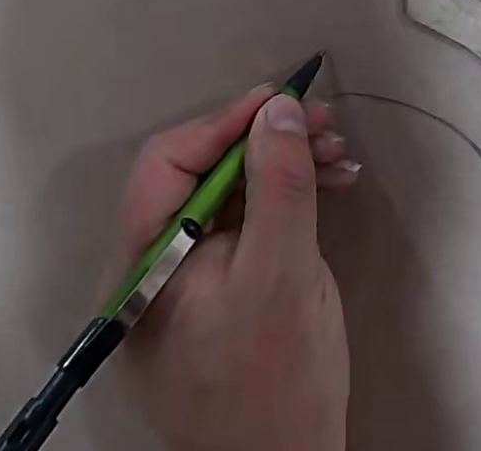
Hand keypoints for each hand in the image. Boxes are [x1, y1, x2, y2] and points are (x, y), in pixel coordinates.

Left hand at [115, 82, 357, 450]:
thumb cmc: (277, 380)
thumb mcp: (282, 274)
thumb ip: (279, 185)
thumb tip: (277, 107)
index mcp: (144, 259)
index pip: (168, 163)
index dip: (221, 123)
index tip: (276, 101)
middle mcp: (155, 257)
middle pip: (203, 171)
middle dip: (263, 139)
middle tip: (320, 119)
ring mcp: (189, 267)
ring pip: (230, 189)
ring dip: (283, 161)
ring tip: (336, 148)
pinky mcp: (223, 273)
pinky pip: (247, 215)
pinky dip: (287, 192)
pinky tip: (331, 178)